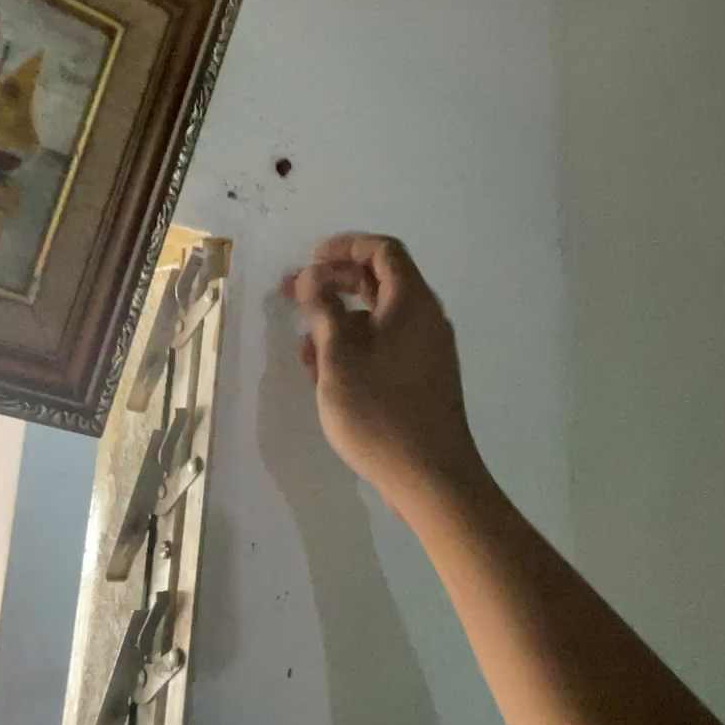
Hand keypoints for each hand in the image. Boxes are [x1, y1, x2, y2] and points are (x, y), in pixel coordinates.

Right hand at [284, 233, 488, 506]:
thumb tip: (312, 277)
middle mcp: (424, 318)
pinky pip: (386, 344)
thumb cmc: (380, 411)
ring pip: (377, 317)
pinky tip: (325, 373)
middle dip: (333, 283)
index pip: (382, 251)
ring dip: (338, 321)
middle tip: (293, 293)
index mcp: (411, 302)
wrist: (431, 477)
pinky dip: (354, 346)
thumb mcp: (339, 356)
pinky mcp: (422, 377)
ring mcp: (426, 349)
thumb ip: (324, 310)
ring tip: (303, 346)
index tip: (310, 260)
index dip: (344, 247)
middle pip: (379, 281)